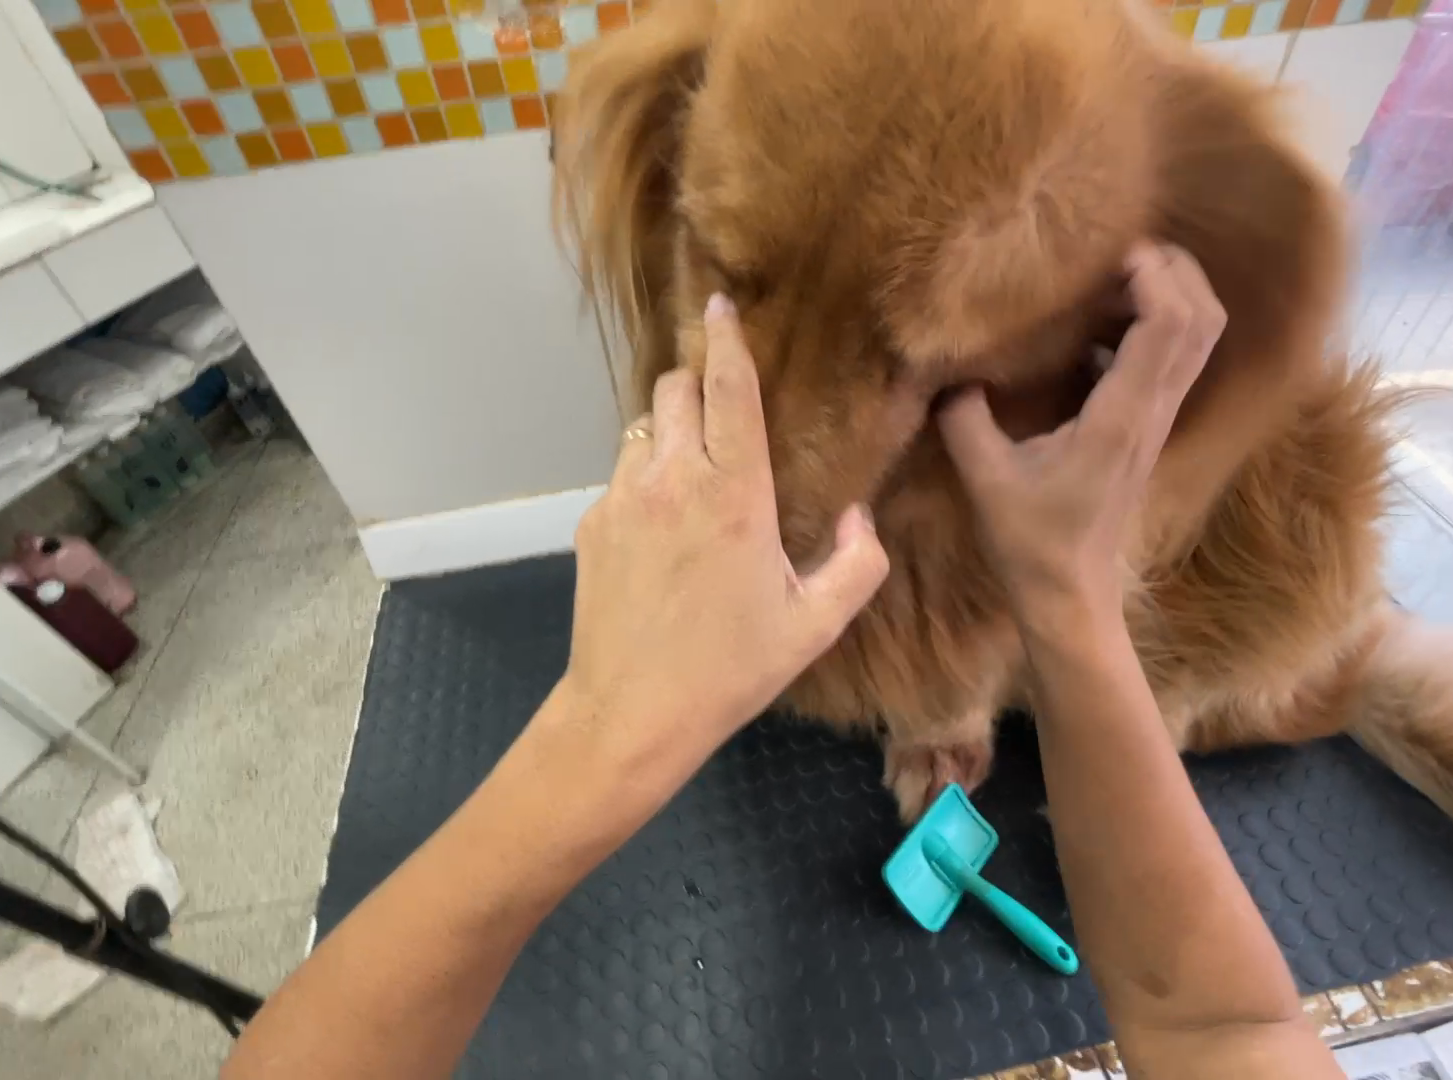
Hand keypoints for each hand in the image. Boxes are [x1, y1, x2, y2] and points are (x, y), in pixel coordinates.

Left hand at [552, 293, 890, 785]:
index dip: (728, 339)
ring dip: (668, 432)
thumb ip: (858, 564)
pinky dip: (643, 479)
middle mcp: (671, 479)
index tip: (723, 305)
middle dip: (696, 384)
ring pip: (642, 428)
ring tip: (690, 477)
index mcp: (734, 493)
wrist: (631, 713)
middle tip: (719, 414)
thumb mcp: (814, 625)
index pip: (728, 389)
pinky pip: (620, 477)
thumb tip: (860, 517)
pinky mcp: (591, 524)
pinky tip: (658, 531)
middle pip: (674, 390)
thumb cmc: (730, 670)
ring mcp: (621, 499)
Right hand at [938, 242, 1223, 627]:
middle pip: (1202, 319)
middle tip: (1118, 254)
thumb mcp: (985, 478)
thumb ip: (964, 418)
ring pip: (1196, 340)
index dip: (1154, 275)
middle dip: (1175, 271)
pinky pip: (1171, 362)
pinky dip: (1153, 328)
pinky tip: (1098, 331)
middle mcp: (1152, 412)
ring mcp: (1156, 423)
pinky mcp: (1147, 432)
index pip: (1169, 324)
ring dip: (1170, 297)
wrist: (1070, 591)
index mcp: (1120, 417)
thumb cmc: (1030, 539)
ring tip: (1113, 281)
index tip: (1110, 254)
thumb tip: (946, 373)